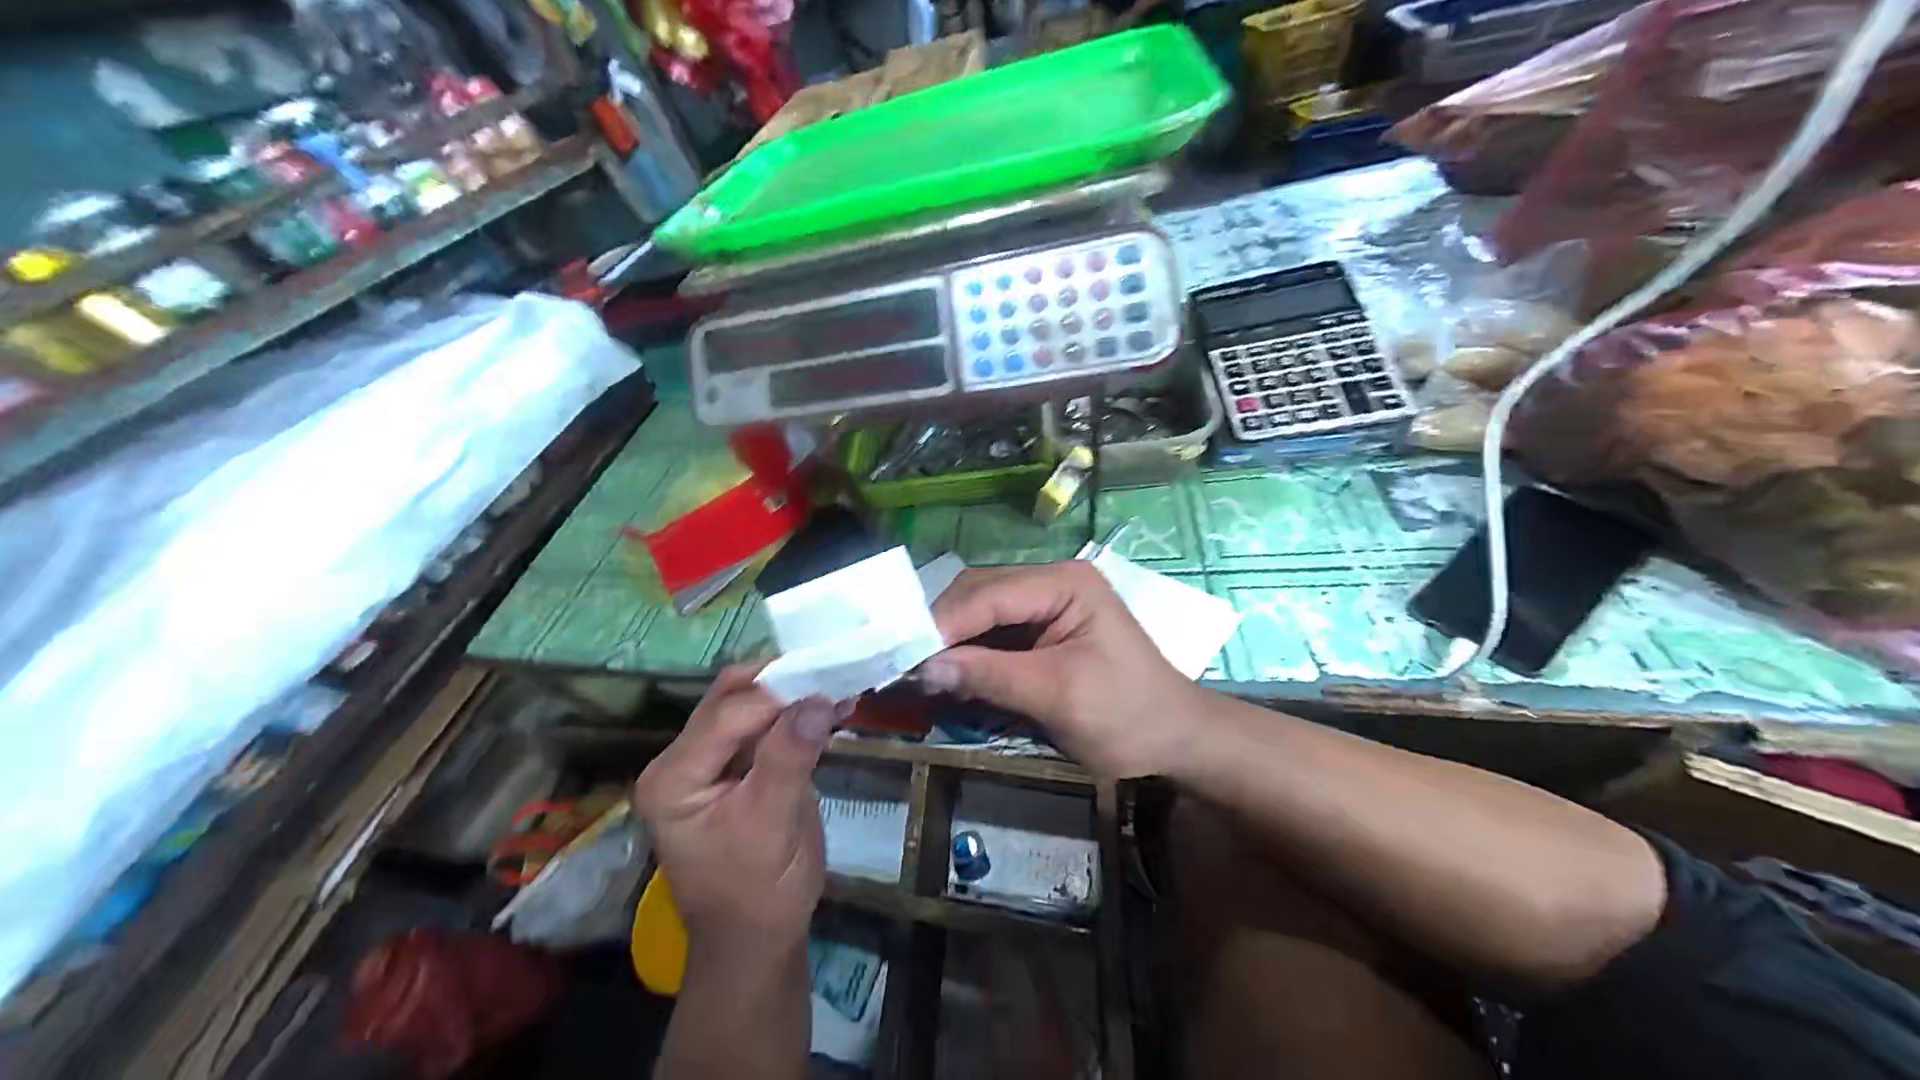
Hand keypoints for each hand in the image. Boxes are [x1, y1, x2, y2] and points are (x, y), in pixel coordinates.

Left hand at [631, 664, 835, 953]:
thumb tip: (818, 700)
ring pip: (749, 704)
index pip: (727, 715)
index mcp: (673, 778)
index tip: (830, 679)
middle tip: (832, 671)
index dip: (778, 694)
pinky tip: (832, 706)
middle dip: (782, 682)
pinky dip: (797, 712)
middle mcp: (682, 761)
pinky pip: (765, 725)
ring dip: (792, 692)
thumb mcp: (773, 826)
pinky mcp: (736, 765)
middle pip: (731, 698)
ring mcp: (709, 761)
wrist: (759, 939)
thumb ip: (789, 759)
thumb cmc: (758, 892)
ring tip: (837, 683)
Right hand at [918, 561, 1206, 778]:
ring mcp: (1046, 607)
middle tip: (904, 667)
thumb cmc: (1129, 717)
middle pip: (978, 595)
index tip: (903, 658)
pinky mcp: (1041, 634)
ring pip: (979, 613)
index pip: (989, 594)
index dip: (943, 624)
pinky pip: (992, 635)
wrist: (1179, 744)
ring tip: (916, 672)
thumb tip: (924, 667)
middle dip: (941, 630)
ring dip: (949, 643)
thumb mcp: (1059, 695)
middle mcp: (1052, 583)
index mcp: (1065, 583)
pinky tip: (946, 675)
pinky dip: (967, 656)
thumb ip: (991, 675)